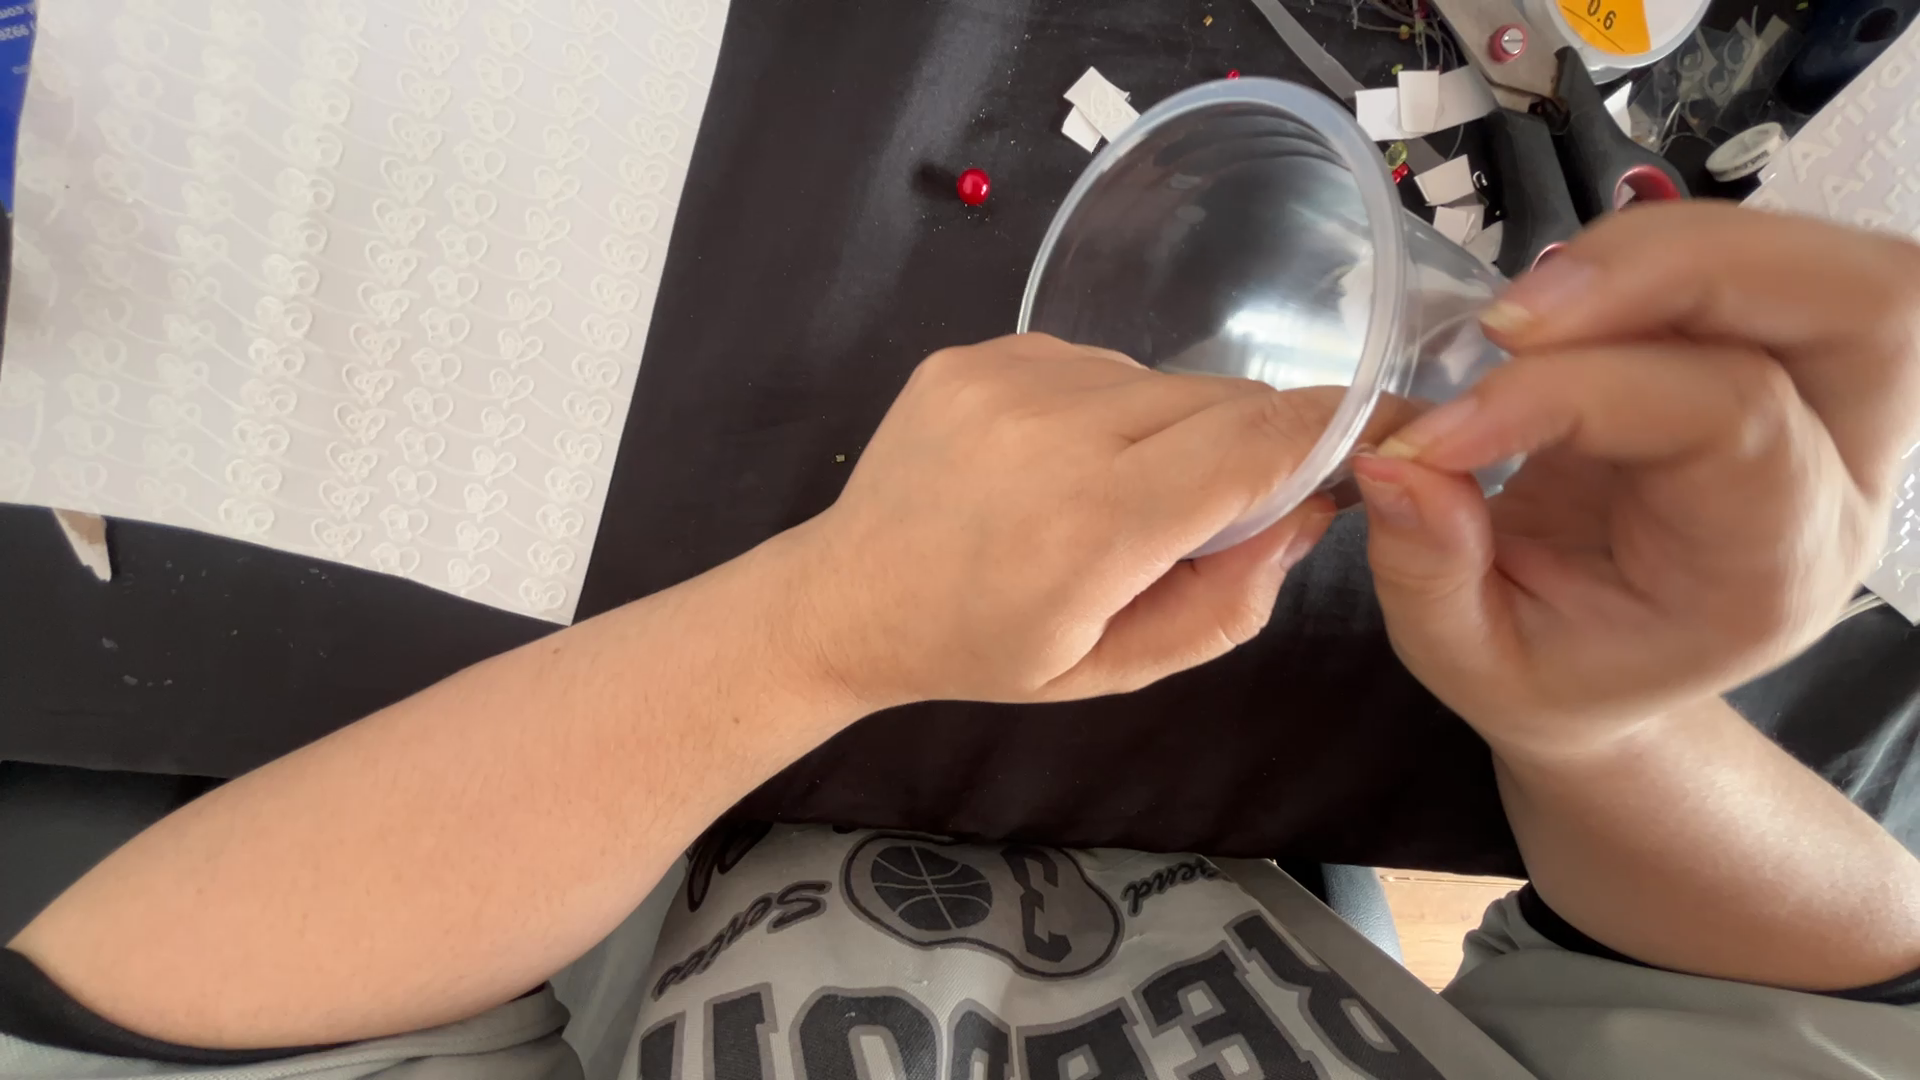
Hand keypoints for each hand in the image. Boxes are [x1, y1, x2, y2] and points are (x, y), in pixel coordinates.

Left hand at [779, 333, 1339, 707]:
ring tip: (1102, 490)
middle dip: (1244, 446)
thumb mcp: (1116, 668)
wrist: (849, 598)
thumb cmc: (982, 651)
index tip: (1367, 444)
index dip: (1332, 434)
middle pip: (1218, 399)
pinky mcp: (973, 353)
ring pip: (1157, 379)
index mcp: (1090, 524)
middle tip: (1201, 506)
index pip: (1260, 441)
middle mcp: (1050, 428)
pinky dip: (1102, 407)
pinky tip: (1048, 459)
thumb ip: (1228, 600)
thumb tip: (1304, 508)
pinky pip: (1091, 363)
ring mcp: (1004, 376)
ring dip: (1165, 428)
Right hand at [1352, 204, 1919, 758]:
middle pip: (1861, 304)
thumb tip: (1391, 463)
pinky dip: (1642, 266)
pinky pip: (1746, 278)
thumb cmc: (1536, 674)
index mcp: (1761, 571)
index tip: (1426, 436)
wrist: (1600, 681)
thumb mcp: (1457, 654)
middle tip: (1506, 321)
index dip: (1560, 398)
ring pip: (1827, 266)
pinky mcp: (1758, 378)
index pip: (1719, 422)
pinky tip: (1548, 312)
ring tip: (1519, 312)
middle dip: (1673, 275)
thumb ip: (1425, 570)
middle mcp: (1833, 480)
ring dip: (1660, 254)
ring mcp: (1816, 419)